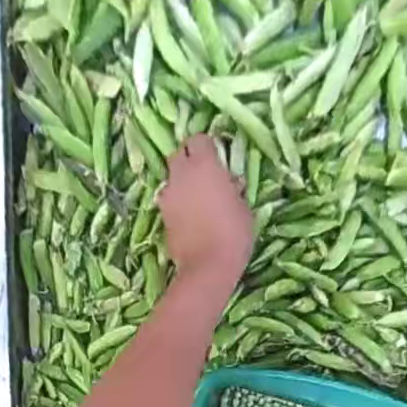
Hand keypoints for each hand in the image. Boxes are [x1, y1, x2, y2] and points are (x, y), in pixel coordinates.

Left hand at [158, 134, 253, 284]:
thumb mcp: (244, 207)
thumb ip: (233, 189)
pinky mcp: (162, 217)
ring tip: (196, 198)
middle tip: (204, 174)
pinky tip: (189, 217)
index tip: (217, 158)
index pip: (199, 139)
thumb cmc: (233, 234)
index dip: (207, 147)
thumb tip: (230, 183)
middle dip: (189, 159)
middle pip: (178, 154)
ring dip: (181, 183)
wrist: (207, 267)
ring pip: (171, 179)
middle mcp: (181, 175)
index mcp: (204, 165)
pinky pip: (168, 202)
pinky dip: (176, 204)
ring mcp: (168, 197)